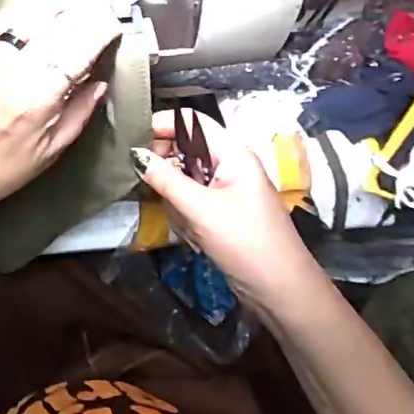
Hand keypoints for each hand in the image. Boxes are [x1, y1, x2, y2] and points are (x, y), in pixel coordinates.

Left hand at [0, 2, 120, 229]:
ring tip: (72, 9)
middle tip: (97, 15)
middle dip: (85, 12)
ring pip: (30, 9)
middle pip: (59, 18)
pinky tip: (37, 16)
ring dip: (57, 5)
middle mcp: (14, 66)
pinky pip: (3, 18)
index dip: (103, 29)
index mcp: (40, 93)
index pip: (82, 42)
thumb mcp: (52, 149)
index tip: (113, 29)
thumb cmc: (0, 169)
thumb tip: (100, 81)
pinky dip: (26, 12)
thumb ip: (81, 111)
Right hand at [133, 112, 329, 314]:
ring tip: (180, 217)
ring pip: (183, 176)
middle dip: (164, 164)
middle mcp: (229, 165)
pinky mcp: (220, 210)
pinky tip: (188, 230)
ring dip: (174, 194)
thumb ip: (165, 179)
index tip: (131, 139)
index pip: (191, 122)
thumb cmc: (246, 243)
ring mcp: (225, 188)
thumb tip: (134, 154)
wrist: (281, 292)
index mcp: (233, 154)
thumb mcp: (200, 209)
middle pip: (184, 148)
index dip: (161, 124)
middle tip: (144, 179)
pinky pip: (190, 198)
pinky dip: (182, 210)